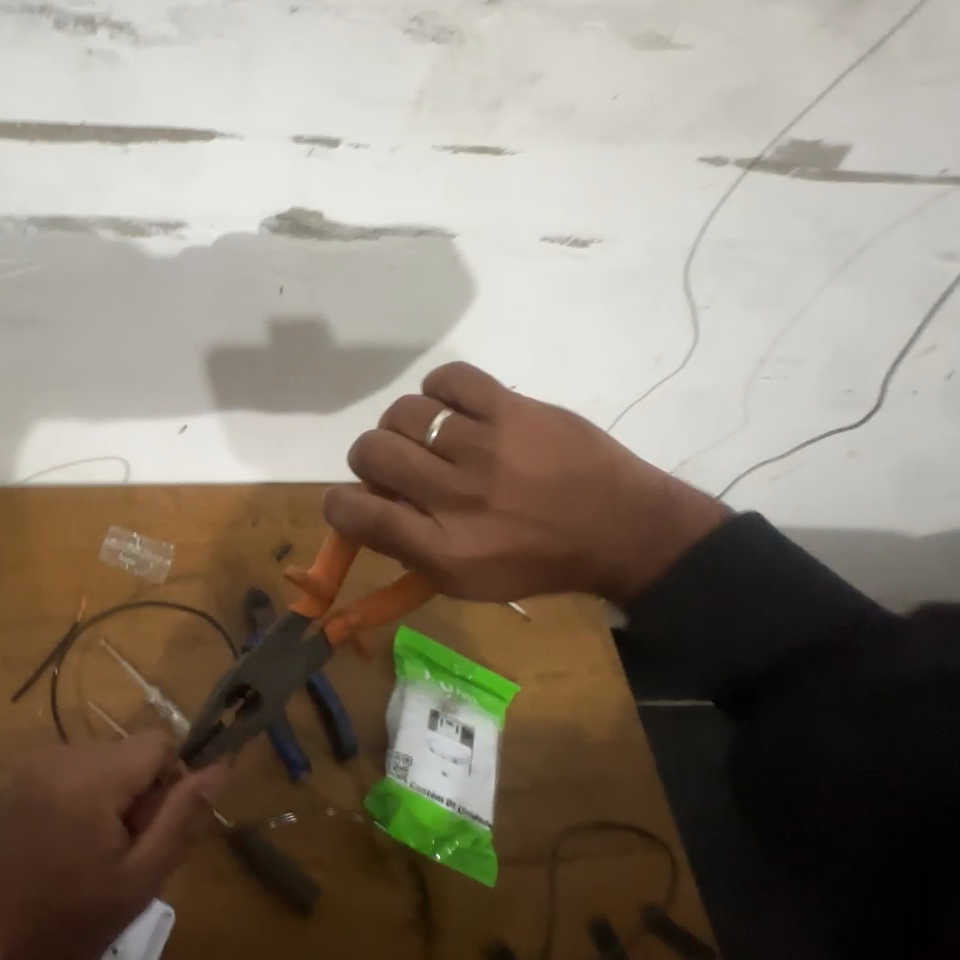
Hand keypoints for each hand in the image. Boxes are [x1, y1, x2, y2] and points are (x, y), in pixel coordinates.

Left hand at [0, 733, 226, 959]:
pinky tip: (61, 842)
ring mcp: (29, 765)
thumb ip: (180, 816)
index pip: (157, 743)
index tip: (151, 826)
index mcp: (89, 780)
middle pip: (126, 751)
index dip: (169, 781)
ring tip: (87, 849)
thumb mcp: (140, 880)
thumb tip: (218, 767)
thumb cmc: (72, 921)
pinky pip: (68, 770)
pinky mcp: (13, 779)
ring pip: (98, 760)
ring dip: (106, 794)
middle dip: (135, 791)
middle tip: (119, 848)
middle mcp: (57, 757)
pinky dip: (77, 796)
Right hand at [324, 362, 725, 603]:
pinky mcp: (512, 408)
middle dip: (371, 459)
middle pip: (370, 452)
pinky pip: (448, 379)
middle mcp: (456, 496)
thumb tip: (361, 504)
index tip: (354, 499)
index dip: (340, 504)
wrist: (619, 526)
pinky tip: (453, 409)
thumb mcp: (466, 580)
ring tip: (433, 438)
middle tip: (399, 466)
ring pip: (403, 413)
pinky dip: (440, 391)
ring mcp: (485, 446)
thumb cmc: (535, 559)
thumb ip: (407, 547)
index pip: (354, 512)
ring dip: (406, 427)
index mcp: (442, 548)